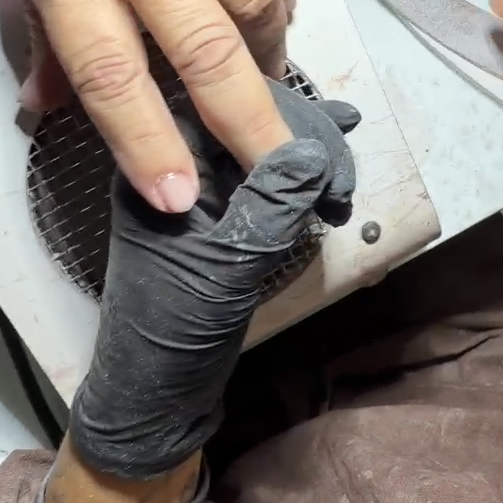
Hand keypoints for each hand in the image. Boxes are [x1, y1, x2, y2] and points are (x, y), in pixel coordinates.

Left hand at [0, 0, 296, 214]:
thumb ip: (46, 28)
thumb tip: (48, 110)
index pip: (105, 69)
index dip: (144, 141)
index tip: (181, 198)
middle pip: (202, 46)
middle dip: (246, 122)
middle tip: (278, 172)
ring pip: (256, 0)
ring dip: (266, 49)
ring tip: (259, 63)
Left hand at [68, 81, 358, 480]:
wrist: (158, 394)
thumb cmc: (175, 330)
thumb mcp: (228, 263)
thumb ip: (271, 204)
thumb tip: (314, 150)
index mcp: (156, 167)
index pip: (221, 108)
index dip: (284, 115)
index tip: (336, 137)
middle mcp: (173, 168)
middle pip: (244, 123)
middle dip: (303, 139)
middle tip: (345, 169)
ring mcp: (197, 192)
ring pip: (259, 151)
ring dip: (307, 160)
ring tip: (344, 179)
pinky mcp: (219, 216)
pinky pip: (263, 182)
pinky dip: (299, 182)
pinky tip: (329, 176)